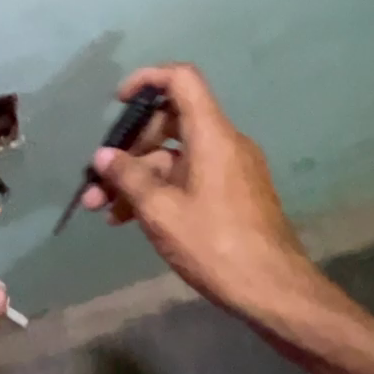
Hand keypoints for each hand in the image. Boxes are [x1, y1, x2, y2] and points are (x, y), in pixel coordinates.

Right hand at [81, 63, 334, 319]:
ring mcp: (230, 170)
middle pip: (170, 121)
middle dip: (129, 147)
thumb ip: (128, 177)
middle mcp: (224, 143)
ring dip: (137, 177)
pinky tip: (129, 220)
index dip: (146, 79)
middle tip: (98, 178)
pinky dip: (159, 190)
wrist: (275, 293)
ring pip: (174, 157)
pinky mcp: (232, 195)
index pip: (181, 80)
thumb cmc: (216, 244)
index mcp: (212, 135)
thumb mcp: (161, 211)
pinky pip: (188, 177)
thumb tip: (103, 156)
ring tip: (103, 210)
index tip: (118, 104)